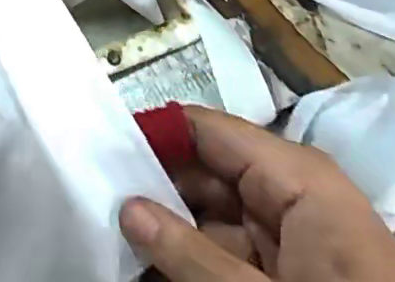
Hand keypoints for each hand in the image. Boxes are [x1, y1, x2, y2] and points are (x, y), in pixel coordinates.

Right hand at [120, 108, 394, 281]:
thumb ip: (192, 256)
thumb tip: (125, 207)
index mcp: (294, 173)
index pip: (205, 127)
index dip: (153, 132)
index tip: (100, 146)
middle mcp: (292, 189)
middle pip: (204, 169)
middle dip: (155, 187)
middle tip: (100, 201)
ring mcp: (295, 232)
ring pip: (212, 213)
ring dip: (169, 227)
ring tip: (117, 235)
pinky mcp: (295, 267)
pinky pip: (231, 249)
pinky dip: (195, 257)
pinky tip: (154, 262)